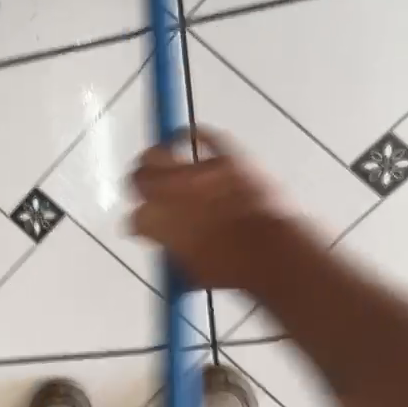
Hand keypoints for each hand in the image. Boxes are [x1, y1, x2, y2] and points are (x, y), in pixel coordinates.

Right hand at [129, 129, 296, 291]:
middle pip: (138, 179)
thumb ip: (171, 252)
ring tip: (159, 158)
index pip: (134, 216)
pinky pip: (201, 136)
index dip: (141, 220)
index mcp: (154, 224)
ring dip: (156, 158)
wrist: (273, 253)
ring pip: (158, 154)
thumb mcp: (189, 272)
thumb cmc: (230, 271)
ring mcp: (194, 173)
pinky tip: (184, 135)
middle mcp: (166, 194)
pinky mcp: (222, 158)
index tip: (149, 225)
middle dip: (140, 183)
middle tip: (147, 187)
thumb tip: (167, 243)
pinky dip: (190, 134)